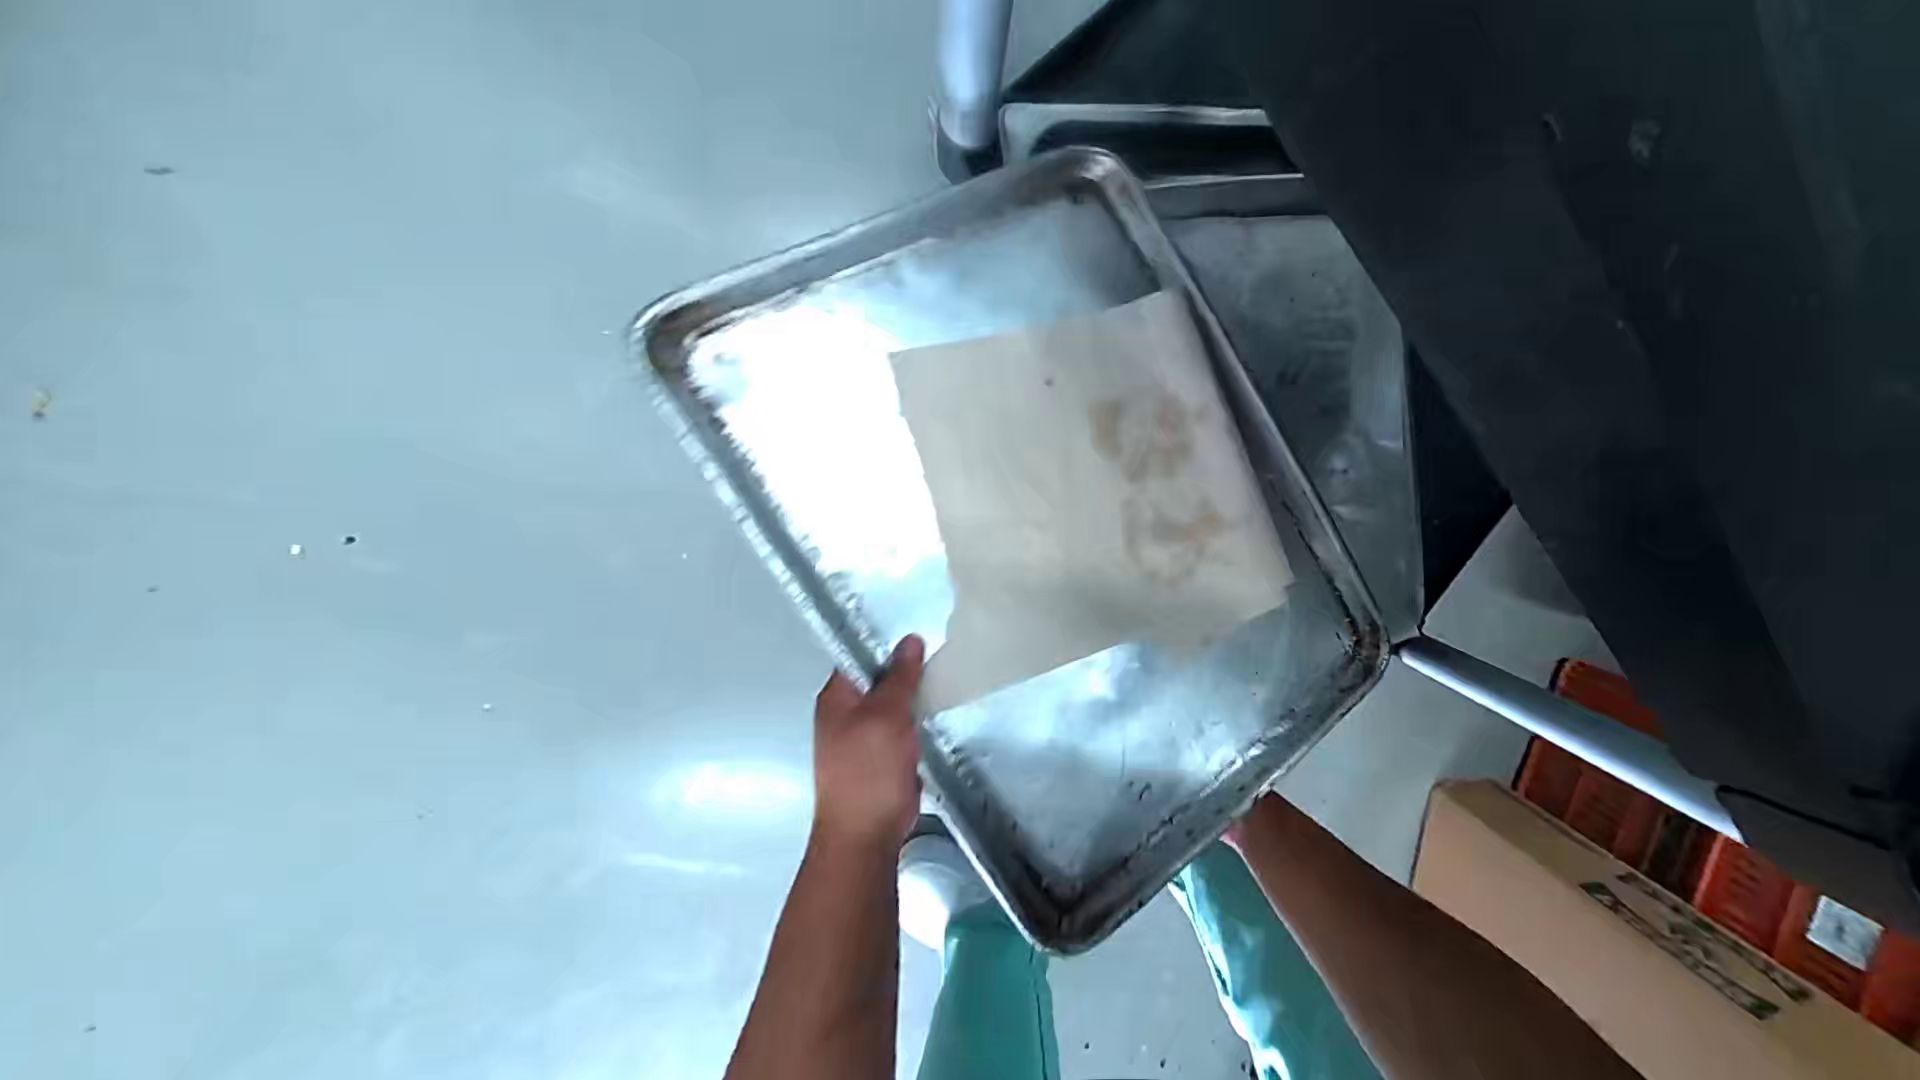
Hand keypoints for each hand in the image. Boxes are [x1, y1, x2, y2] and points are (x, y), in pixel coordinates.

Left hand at [810, 635, 925, 851]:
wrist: (867, 834)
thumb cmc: (869, 770)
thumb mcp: (886, 715)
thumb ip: (899, 677)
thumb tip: (910, 640)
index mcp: (837, 697)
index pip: (858, 655)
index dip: (886, 642)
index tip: (918, 630)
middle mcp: (847, 713)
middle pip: (878, 679)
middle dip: (906, 669)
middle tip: (939, 650)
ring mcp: (866, 736)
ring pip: (894, 704)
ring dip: (915, 695)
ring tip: (945, 673)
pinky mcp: (885, 756)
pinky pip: (904, 727)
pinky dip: (919, 720)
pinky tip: (940, 709)